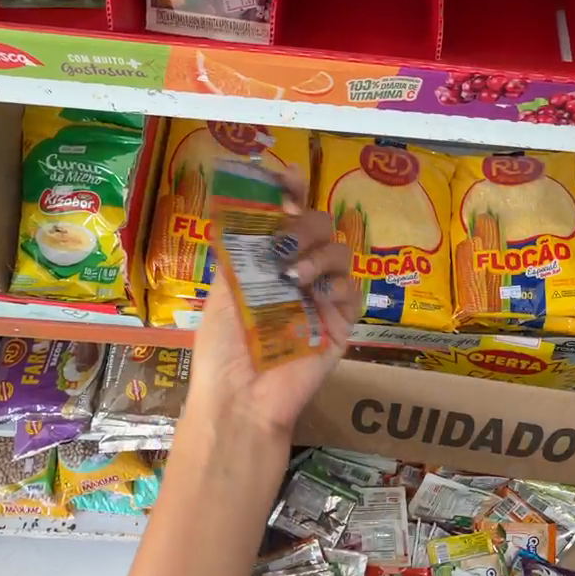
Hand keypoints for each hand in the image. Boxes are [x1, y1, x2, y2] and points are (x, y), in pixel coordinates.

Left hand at [184, 175, 355, 440]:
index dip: (290, 189)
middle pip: (319, 225)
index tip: (289, 179)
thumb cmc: (223, 347)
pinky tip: (315, 295)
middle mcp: (295, 271)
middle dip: (304, 225)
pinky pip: (351, 289)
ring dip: (318, 254)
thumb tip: (252, 201)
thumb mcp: (223, 289)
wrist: (241, 397)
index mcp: (265, 260)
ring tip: (293, 277)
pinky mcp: (341, 322)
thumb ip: (241, 248)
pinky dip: (335, 284)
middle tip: (284, 246)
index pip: (285, 213)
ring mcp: (321, 296)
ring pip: (340, 251)